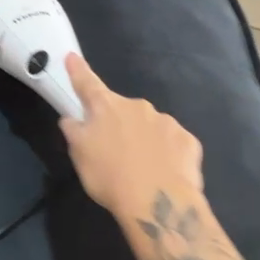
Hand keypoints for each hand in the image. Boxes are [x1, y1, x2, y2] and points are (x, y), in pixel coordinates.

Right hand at [59, 53, 203, 215]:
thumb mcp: (79, 155)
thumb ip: (74, 132)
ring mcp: (166, 121)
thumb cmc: (109, 176)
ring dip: (144, 139)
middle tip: (115, 152)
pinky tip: (164, 173)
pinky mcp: (188, 140)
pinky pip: (173, 143)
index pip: (87, 84)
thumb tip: (71, 118)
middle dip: (119, 124)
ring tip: (142, 169)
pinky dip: (167, 153)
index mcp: (106, 107)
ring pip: (150, 126)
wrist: (158, 202)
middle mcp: (137, 106)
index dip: (78, 70)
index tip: (72, 56)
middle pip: (122, 110)